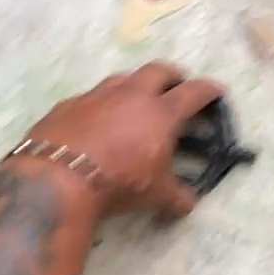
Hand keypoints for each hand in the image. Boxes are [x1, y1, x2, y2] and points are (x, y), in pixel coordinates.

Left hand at [13, 61, 223, 219]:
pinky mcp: (67, 105)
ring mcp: (96, 96)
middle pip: (158, 71)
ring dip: (136, 85)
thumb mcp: (157, 194)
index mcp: (161, 112)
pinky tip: (100, 123)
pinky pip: (92, 97)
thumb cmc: (119, 181)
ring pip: (122, 78)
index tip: (217, 91)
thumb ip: (177, 195)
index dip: (209, 90)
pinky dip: (104, 105)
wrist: (56, 178)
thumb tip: (188, 203)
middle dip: (173, 76)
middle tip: (178, 87)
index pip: (193, 92)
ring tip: (137, 102)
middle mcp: (131, 95)